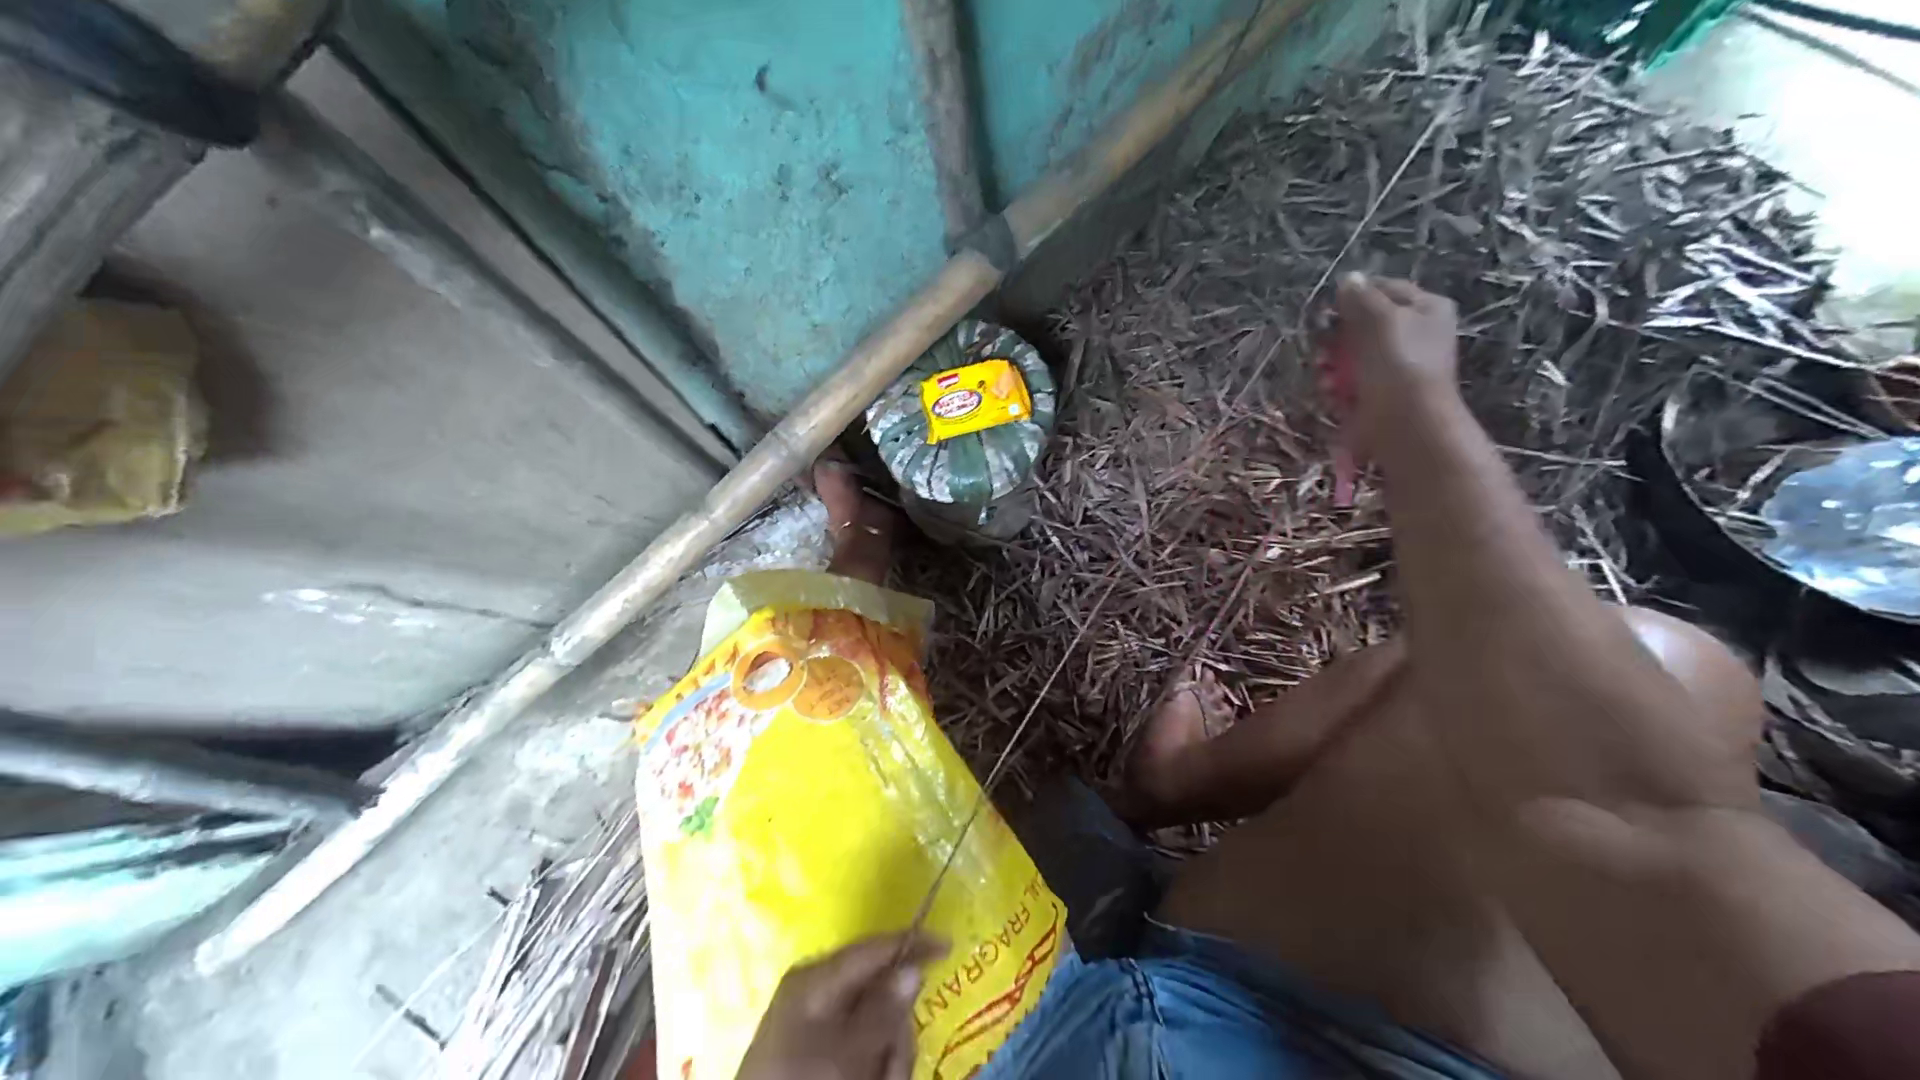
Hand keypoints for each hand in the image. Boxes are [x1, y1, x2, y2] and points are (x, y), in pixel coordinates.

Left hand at [737, 932, 948, 1079]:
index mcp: (816, 978)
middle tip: (894, 1068)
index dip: (912, 943)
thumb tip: (913, 968)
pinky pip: (858, 1045)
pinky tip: (872, 1079)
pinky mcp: (813, 1051)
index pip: (873, 948)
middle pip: (878, 990)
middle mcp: (814, 990)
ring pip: (874, 1023)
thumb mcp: (848, 1053)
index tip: (949, 945)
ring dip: (887, 1056)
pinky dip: (873, 1066)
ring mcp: (812, 1021)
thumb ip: (883, 1010)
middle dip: (896, 1030)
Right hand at [1333, 273, 1459, 451]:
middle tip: (1322, 344)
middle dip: (1337, 335)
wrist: (1405, 423)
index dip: (1354, 296)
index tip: (1328, 309)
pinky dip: (1335, 386)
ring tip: (1322, 371)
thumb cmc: (1398, 364)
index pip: (1383, 289)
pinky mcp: (1377, 394)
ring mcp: (1395, 367)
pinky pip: (1349, 382)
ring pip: (1351, 355)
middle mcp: (1413, 334)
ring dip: (1331, 363)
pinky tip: (1329, 391)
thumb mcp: (1381, 319)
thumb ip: (1361, 297)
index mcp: (1426, 308)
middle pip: (1364, 324)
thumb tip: (1348, 280)